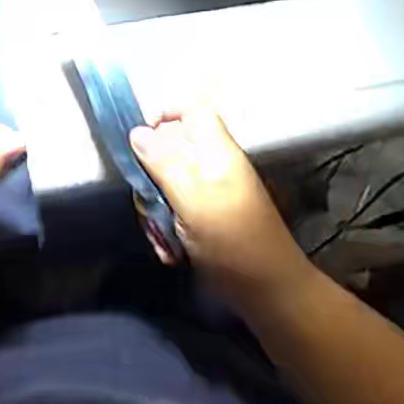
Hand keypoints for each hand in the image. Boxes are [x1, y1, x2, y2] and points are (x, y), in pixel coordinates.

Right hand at [129, 106, 315, 309]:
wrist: (267, 291)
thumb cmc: (232, 242)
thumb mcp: (193, 201)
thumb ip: (164, 164)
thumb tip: (137, 132)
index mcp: (217, 152)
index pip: (191, 112)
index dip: (165, 118)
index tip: (138, 143)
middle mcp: (213, 167)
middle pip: (169, 151)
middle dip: (150, 180)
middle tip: (149, 207)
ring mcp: (209, 193)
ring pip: (166, 185)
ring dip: (155, 212)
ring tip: (163, 240)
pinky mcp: (205, 218)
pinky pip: (175, 211)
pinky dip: (167, 230)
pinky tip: (171, 253)